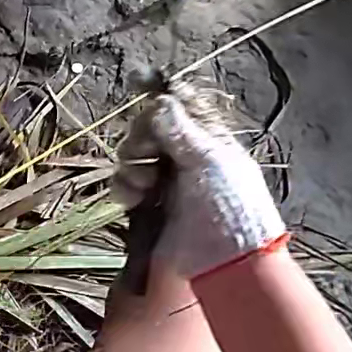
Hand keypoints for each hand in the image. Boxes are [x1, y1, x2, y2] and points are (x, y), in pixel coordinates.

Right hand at [113, 83, 284, 280]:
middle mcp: (183, 156)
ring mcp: (164, 181)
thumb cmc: (228, 206)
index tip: (139, 90)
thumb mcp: (209, 161)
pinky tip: (133, 199)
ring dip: (130, 167)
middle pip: (146, 129)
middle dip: (140, 139)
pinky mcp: (147, 205)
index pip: (177, 108)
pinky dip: (123, 188)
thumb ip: (180, 130)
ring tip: (143, 186)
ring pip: (131, 156)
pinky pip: (123, 185)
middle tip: (147, 155)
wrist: (224, 261)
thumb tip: (160, 99)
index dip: (159, 100)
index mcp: (206, 140)